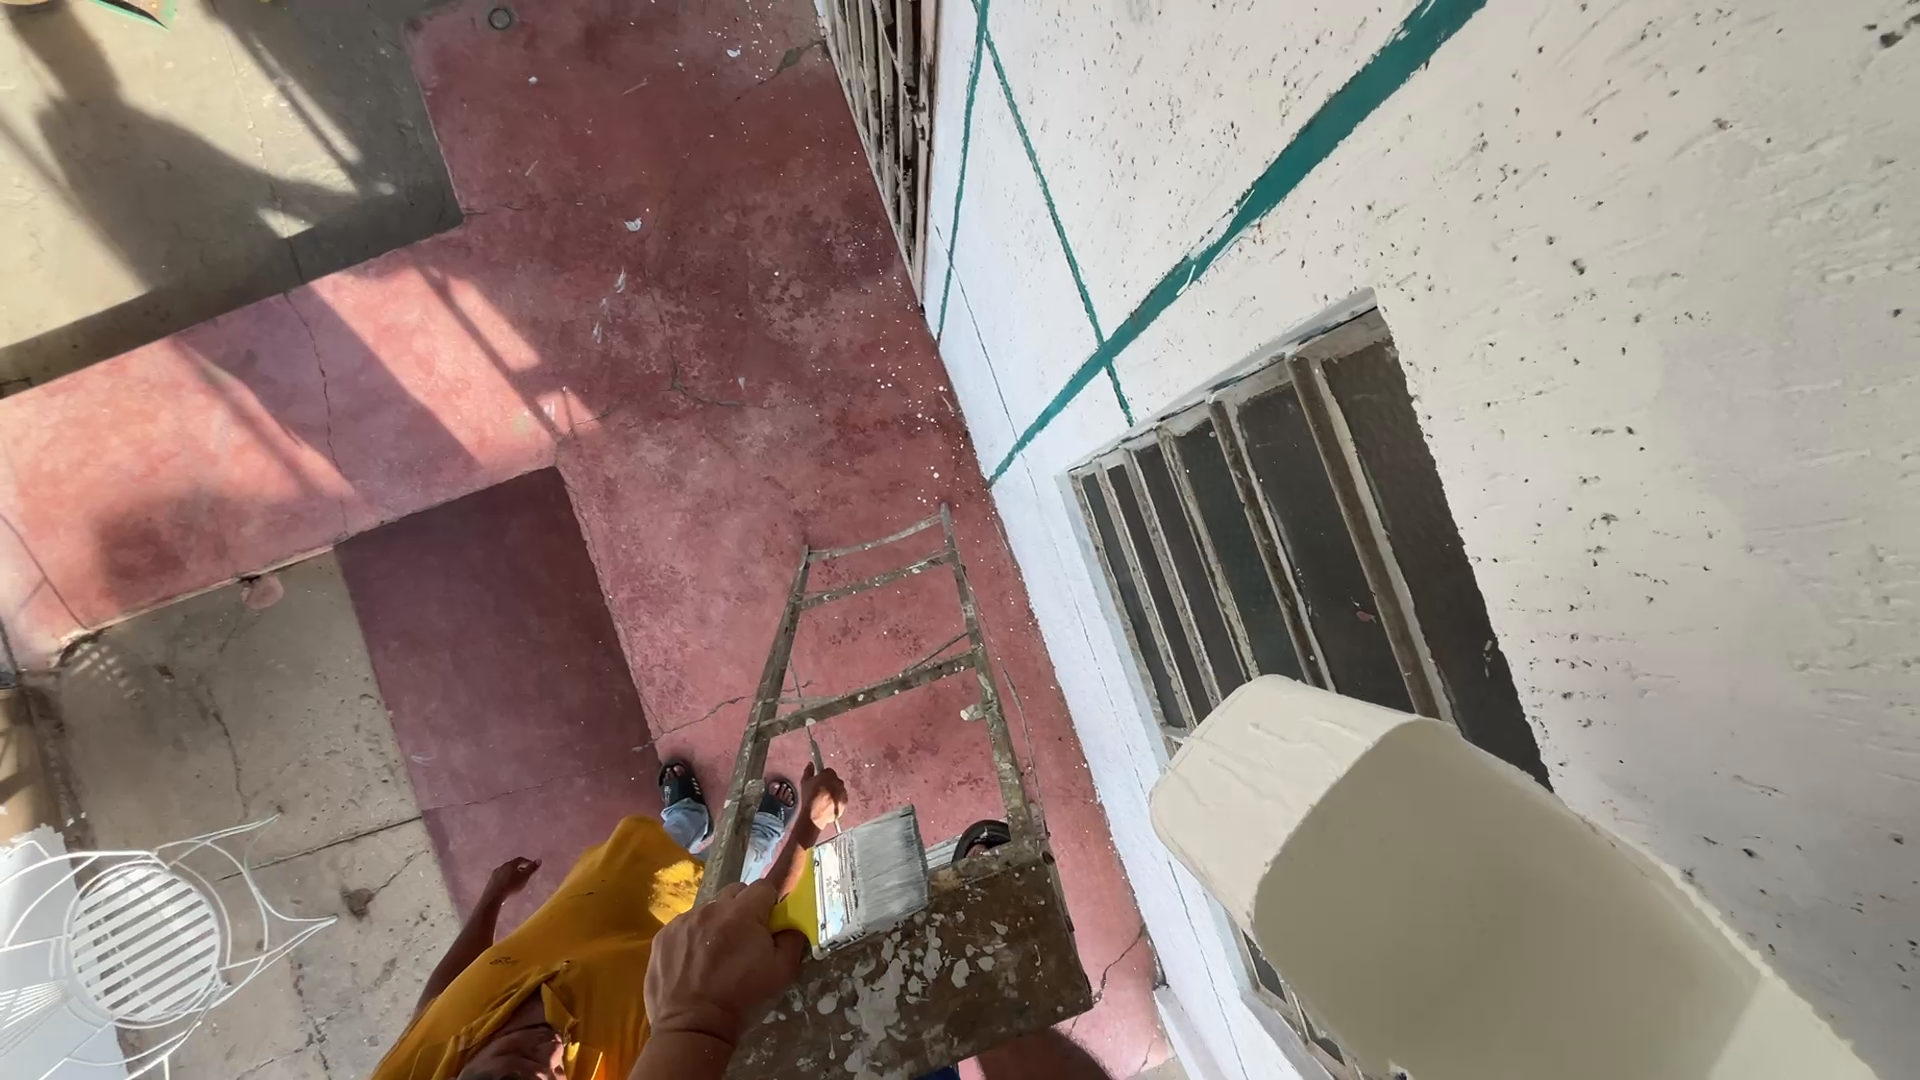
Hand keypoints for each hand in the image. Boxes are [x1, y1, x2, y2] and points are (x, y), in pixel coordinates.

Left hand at [483, 856, 540, 904]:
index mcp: (510, 864)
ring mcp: (494, 874)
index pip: (520, 859)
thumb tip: (539, 860)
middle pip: (512, 865)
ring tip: (516, 880)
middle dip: (519, 868)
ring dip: (511, 874)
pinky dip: (505, 879)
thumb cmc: (511, 886)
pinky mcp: (490, 882)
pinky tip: (507, 886)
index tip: (531, 866)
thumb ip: (531, 869)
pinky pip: (500, 878)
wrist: (493, 897)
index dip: (527, 862)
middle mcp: (502, 866)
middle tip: (524, 874)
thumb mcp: (524, 877)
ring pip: (505, 871)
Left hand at [645, 880, 805, 1045]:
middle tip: (743, 939)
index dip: (768, 905)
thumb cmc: (742, 1001)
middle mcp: (711, 909)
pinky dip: (693, 936)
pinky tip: (694, 962)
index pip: (763, 888)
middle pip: (734, 893)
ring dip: (717, 923)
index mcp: (742, 913)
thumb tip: (789, 920)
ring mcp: (683, 921)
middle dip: (743, 909)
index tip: (766, 926)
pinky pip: (685, 924)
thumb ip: (792, 937)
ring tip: (715, 954)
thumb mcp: (782, 973)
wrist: (692, 1032)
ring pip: (709, 909)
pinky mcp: (663, 936)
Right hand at [799, 763, 845, 831]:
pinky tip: (828, 806)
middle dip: (829, 784)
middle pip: (835, 780)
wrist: (815, 815)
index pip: (828, 771)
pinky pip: (841, 799)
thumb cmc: (809, 797)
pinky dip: (836, 801)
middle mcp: (839, 781)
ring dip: (834, 792)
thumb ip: (808, 771)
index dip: (823, 776)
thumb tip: (810, 764)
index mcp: (830, 774)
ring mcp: (843, 792)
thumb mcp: (805, 782)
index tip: (818, 781)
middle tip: (820, 791)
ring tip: (824, 800)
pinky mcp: (845, 802)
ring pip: (839, 789)